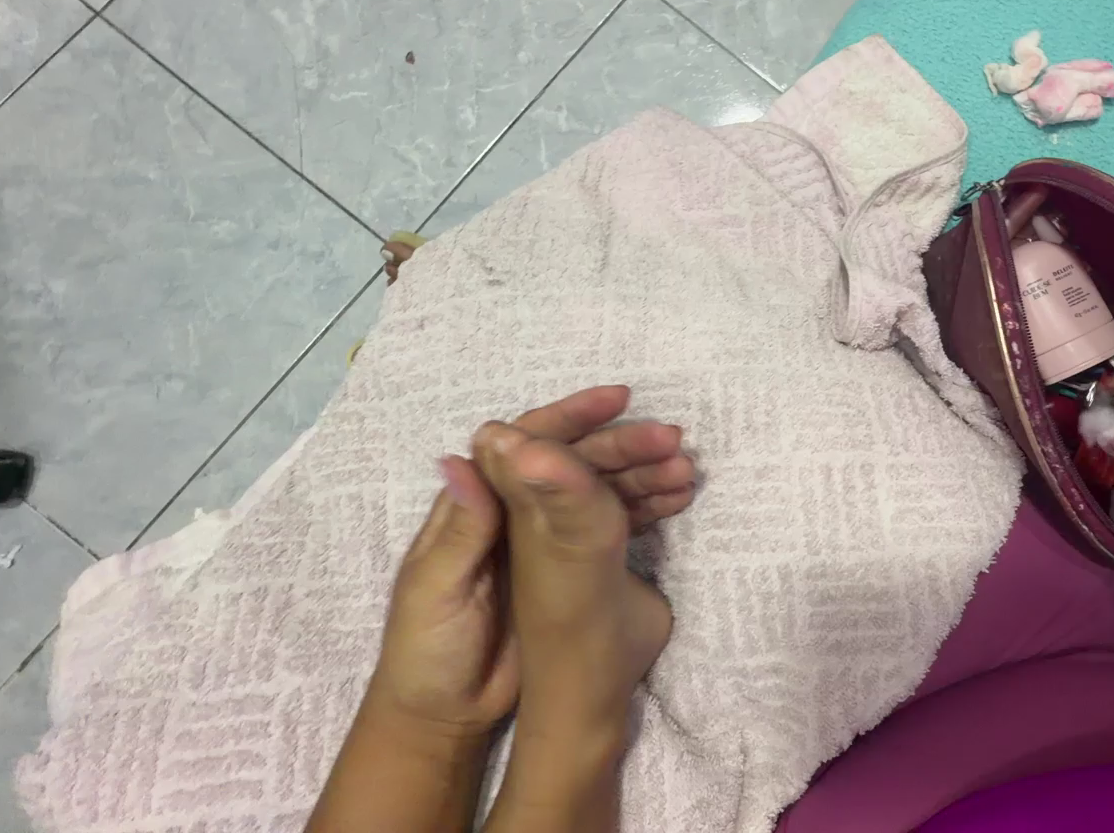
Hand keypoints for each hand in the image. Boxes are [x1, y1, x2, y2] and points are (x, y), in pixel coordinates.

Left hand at [366, 386, 694, 740]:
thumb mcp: (435, 588)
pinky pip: (616, 522)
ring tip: (685, 468)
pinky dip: (647, 508)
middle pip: (576, 460)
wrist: (446, 714)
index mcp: (483, 504)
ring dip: (644, 472)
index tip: (618, 399)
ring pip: (602, 488)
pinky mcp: (572, 565)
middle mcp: (520, 508)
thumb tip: (463, 452)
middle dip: (624, 443)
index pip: (530, 442)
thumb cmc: (427, 648)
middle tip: (672, 437)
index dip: (573, 417)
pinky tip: (679, 499)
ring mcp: (550, 536)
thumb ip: (460, 527)